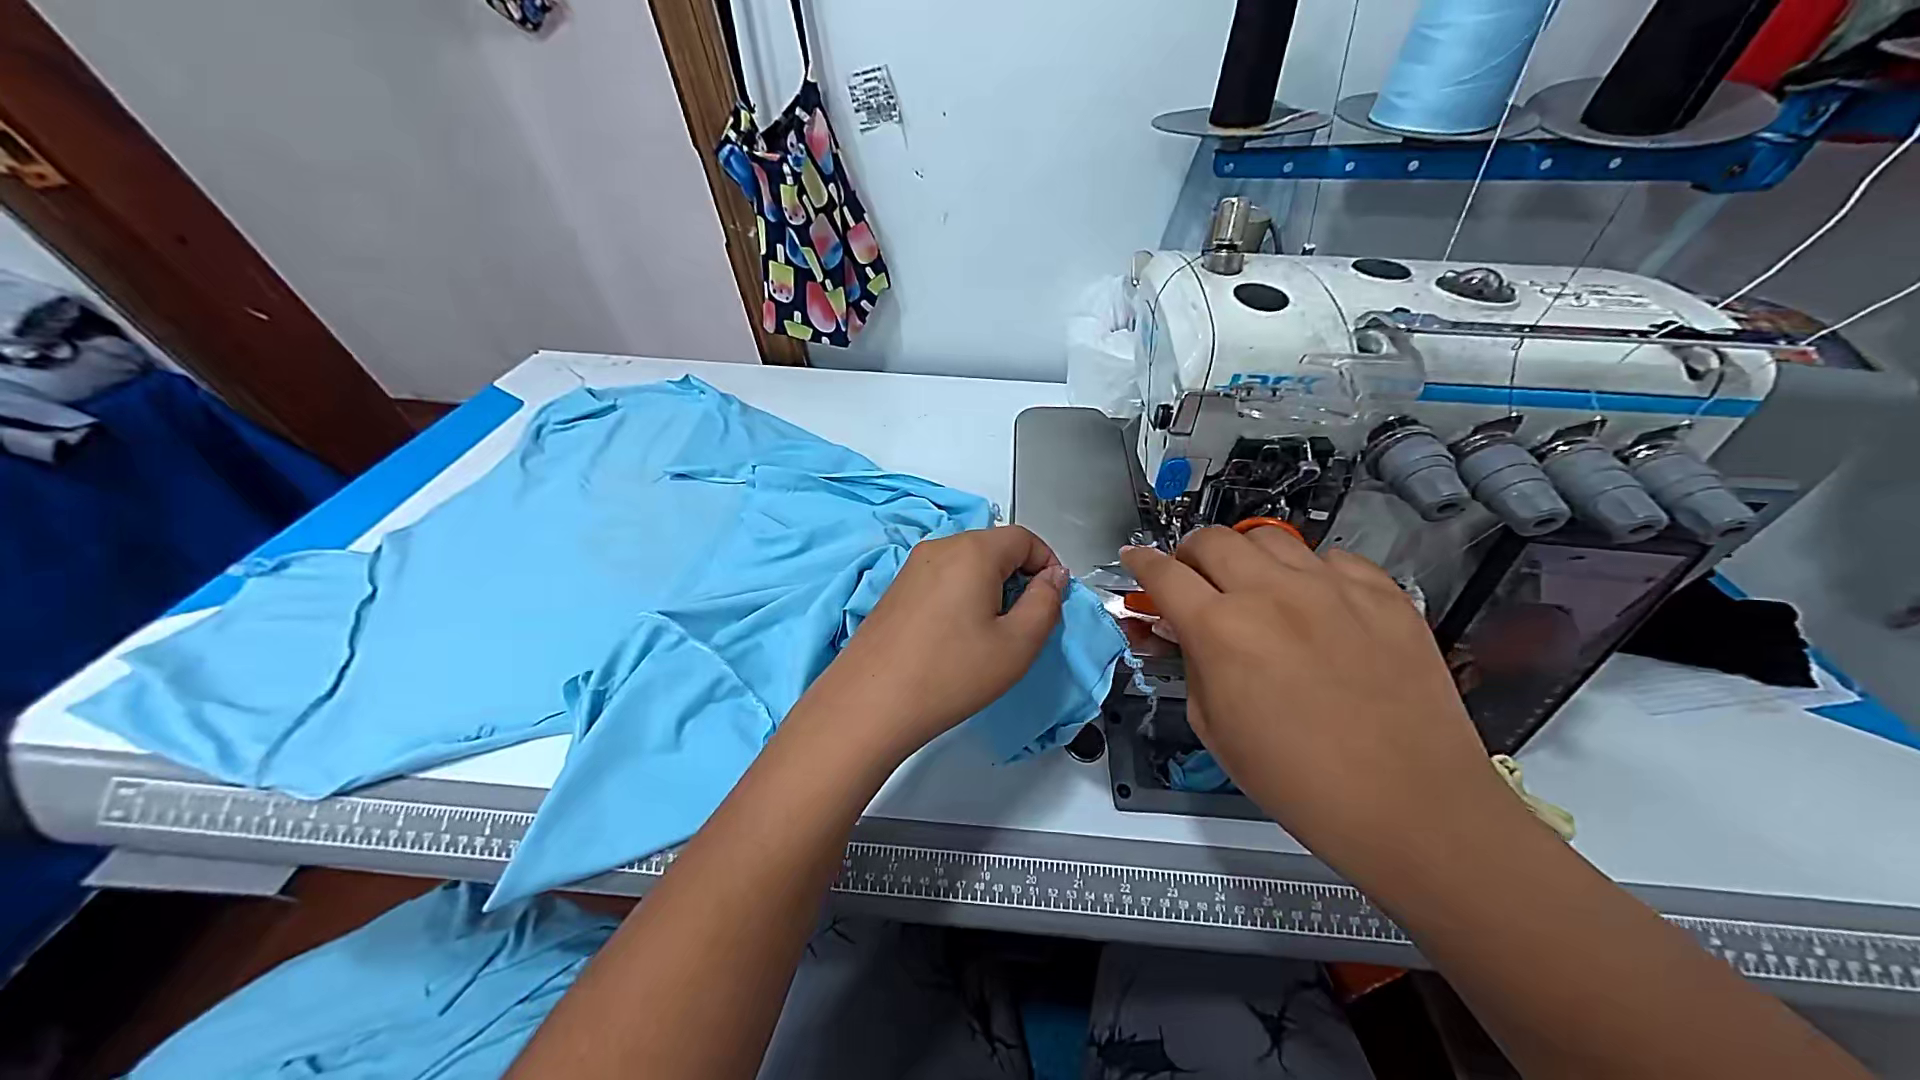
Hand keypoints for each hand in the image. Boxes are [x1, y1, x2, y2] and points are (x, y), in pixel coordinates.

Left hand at [805, 526, 1068, 762]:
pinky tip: (957, 639)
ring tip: (990, 636)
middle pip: (994, 547)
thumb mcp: (1018, 644)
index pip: (1025, 538)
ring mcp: (912, 568)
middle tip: (1024, 623)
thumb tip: (1053, 577)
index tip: (1053, 598)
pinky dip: (961, 598)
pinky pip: (942, 580)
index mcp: (972, 551)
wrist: (870, 704)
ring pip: (967, 564)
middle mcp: (938, 548)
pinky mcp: (896, 590)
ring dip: (989, 589)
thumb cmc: (949, 674)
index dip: (1048, 564)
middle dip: (1018, 577)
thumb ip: (1047, 603)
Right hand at [1119, 527, 1527, 872]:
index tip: (1136, 559)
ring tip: (1252, 586)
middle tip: (1193, 579)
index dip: (1140, 563)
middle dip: (1189, 555)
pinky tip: (1315, 603)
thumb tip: (1183, 630)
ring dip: (1246, 557)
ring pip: (1269, 538)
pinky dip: (1310, 573)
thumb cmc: (1296, 779)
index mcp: (1221, 630)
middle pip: (1211, 540)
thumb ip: (1191, 663)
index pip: (1163, 574)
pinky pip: (1332, 560)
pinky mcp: (1383, 594)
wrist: (1407, 803)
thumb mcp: (1213, 726)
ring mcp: (1333, 588)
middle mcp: (1272, 594)